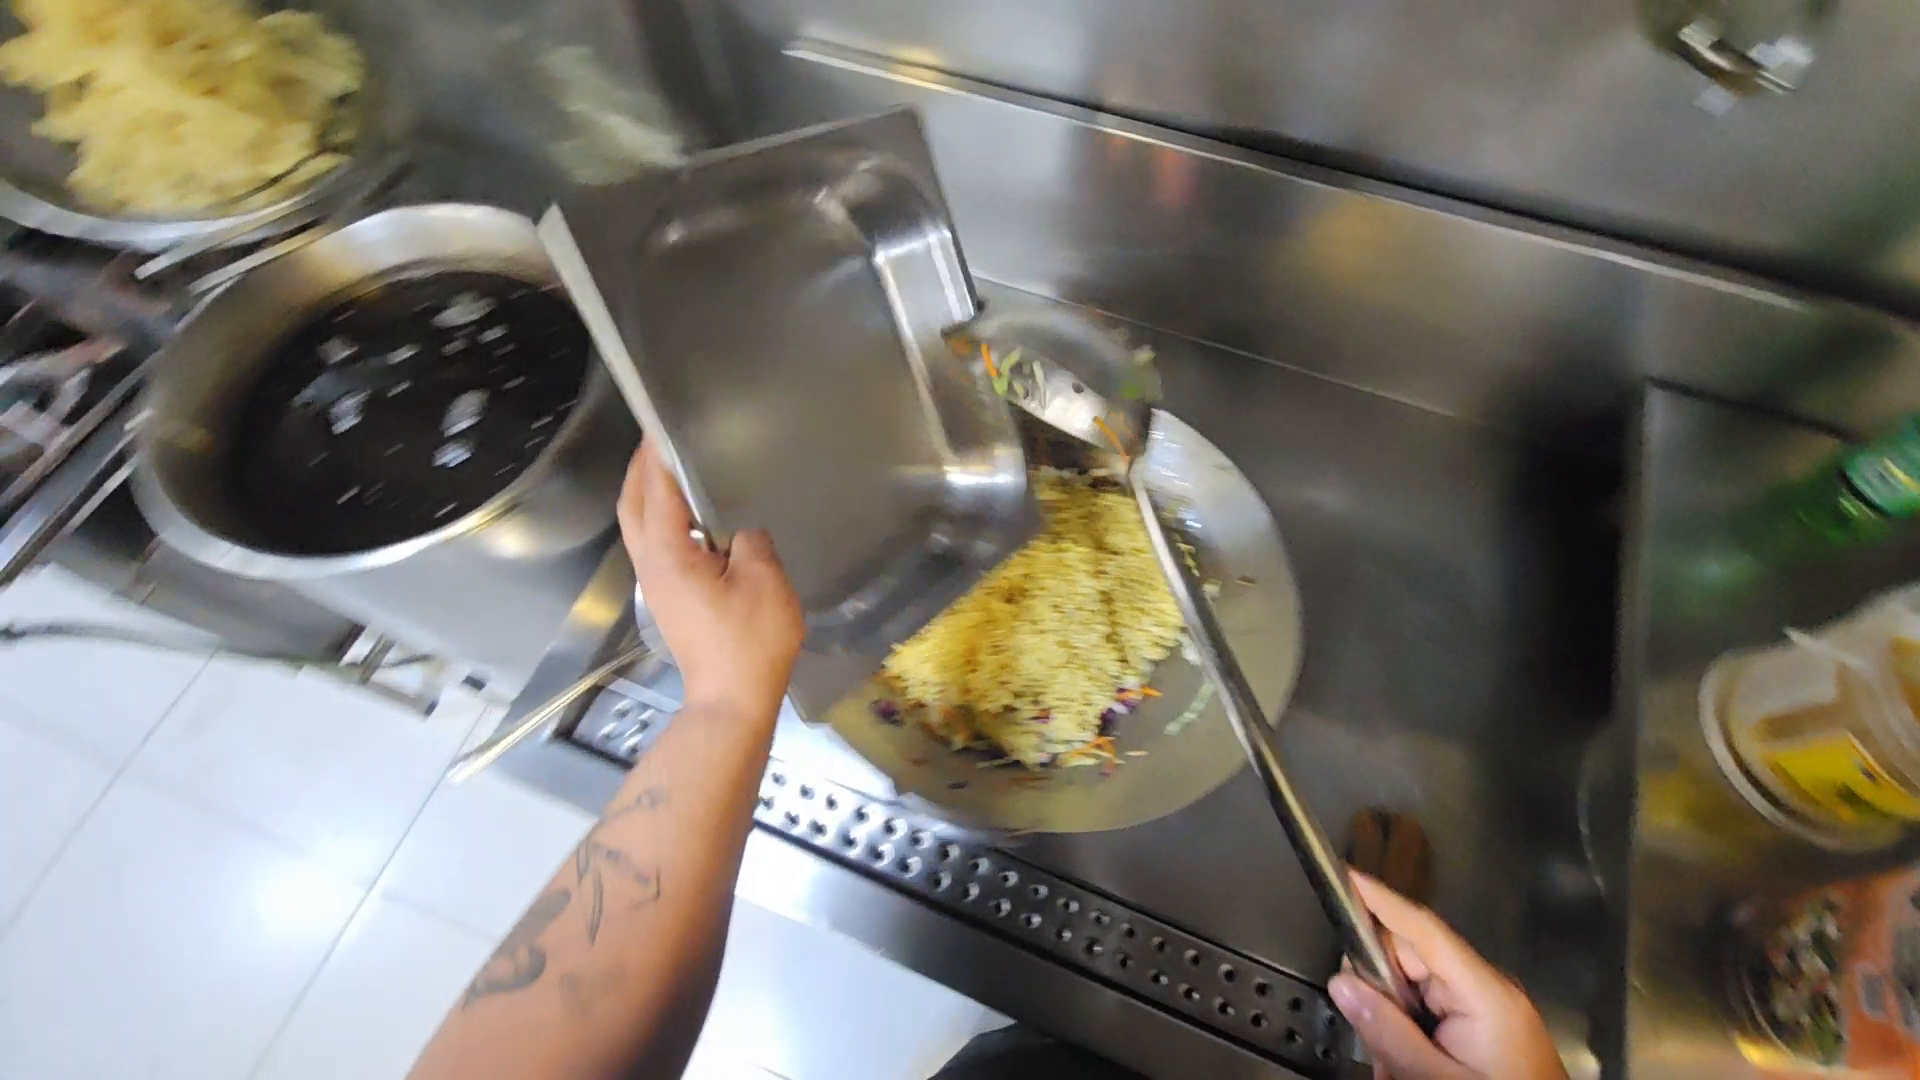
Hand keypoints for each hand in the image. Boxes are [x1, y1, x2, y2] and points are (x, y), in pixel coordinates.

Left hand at [617, 442, 804, 723]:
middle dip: (640, 468)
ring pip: (638, 525)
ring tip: (673, 466)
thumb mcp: (765, 580)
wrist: (732, 696)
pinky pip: (654, 542)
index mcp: (669, 554)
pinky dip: (661, 516)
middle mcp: (651, 565)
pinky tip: (689, 512)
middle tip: (661, 439)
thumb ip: (750, 539)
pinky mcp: (667, 597)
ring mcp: (654, 583)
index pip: (655, 490)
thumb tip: (739, 529)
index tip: (664, 425)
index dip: (657, 455)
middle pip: (631, 505)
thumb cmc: (750, 641)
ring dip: (647, 491)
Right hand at [1329, 873, 1567, 1079]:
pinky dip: (1408, 1034)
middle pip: (1409, 958)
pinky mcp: (1484, 1028)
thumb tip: (1342, 981)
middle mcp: (1488, 991)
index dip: (1382, 900)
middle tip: (1374, 1041)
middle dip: (1379, 989)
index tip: (1346, 874)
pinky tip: (1410, 1068)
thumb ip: (1388, 1032)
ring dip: (1391, 1021)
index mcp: (1486, 994)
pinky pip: (1427, 1010)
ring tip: (1398, 1071)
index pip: (1423, 929)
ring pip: (1411, 987)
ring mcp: (1487, 1009)